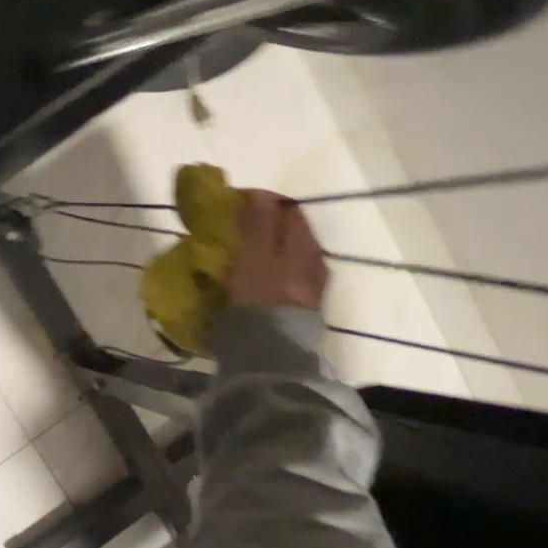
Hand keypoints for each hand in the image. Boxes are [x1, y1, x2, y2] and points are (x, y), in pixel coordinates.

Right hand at [227, 189, 327, 311]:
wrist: (272, 354)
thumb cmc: (260, 299)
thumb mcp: (254, 257)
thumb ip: (259, 225)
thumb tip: (259, 194)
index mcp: (304, 246)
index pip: (286, 209)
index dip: (261, 201)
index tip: (233, 202)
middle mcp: (314, 261)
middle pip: (291, 231)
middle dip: (266, 223)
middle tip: (235, 224)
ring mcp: (310, 286)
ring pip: (289, 252)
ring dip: (267, 245)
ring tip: (241, 249)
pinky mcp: (301, 307)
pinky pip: (286, 274)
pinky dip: (269, 266)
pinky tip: (253, 273)